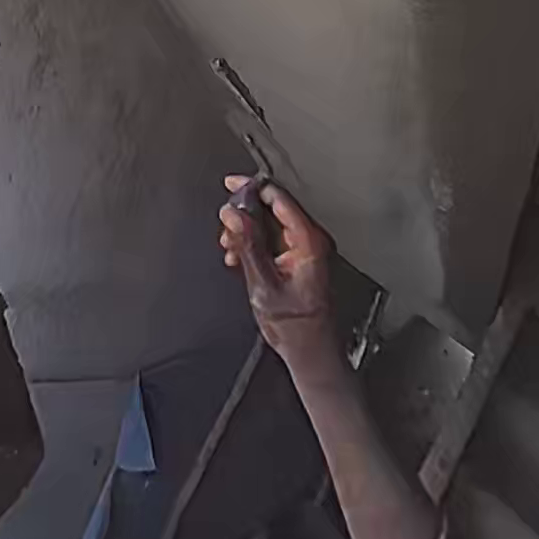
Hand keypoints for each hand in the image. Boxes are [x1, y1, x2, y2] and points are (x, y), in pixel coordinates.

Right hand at [218, 175, 339, 377]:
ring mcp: (306, 248)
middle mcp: (312, 240)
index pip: (279, 198)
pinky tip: (239, 255)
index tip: (231, 184)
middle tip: (226, 223)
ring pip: (269, 222)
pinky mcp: (299, 257)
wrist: (311, 355)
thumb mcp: (264, 284)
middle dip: (244, 214)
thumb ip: (248, 244)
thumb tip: (233, 214)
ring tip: (231, 246)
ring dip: (245, 230)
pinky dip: (252, 242)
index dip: (252, 187)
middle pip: (273, 207)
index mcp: (309, 242)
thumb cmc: (297, 328)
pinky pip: (272, 237)